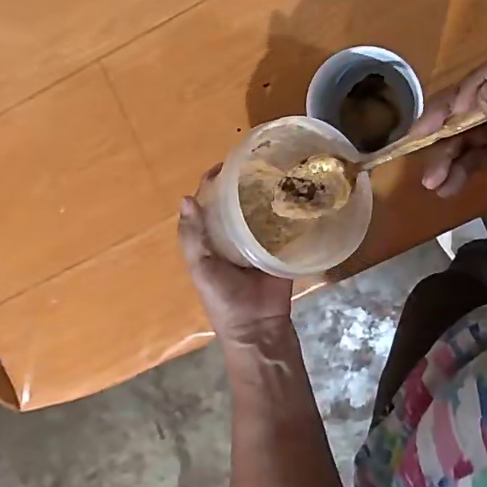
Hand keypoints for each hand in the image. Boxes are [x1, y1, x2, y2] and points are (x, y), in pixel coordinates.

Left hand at [178, 169, 292, 345]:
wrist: (258, 326)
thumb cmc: (224, 299)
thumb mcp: (201, 268)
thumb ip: (193, 237)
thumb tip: (186, 198)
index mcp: (213, 237)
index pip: (212, 202)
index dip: (216, 182)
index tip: (229, 162)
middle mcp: (237, 233)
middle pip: (241, 201)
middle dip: (248, 182)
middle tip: (263, 160)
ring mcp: (262, 238)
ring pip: (264, 209)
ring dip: (271, 192)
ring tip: (283, 169)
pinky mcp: (284, 246)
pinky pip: (287, 224)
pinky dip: (291, 210)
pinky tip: (300, 193)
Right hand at [412, 54, 486, 254]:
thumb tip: (482, 91)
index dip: (476, 81)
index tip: (455, 110)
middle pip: (480, 98)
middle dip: (447, 118)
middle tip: (418, 138)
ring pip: (470, 130)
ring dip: (446, 152)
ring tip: (431, 181)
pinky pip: (474, 156)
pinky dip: (457, 169)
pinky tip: (444, 188)